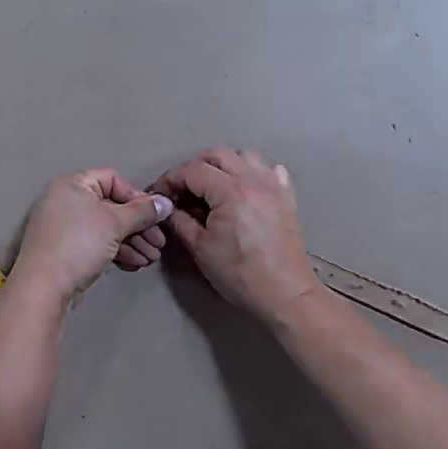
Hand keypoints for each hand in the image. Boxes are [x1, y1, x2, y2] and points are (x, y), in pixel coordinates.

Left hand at [13, 168, 173, 301]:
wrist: (44, 287)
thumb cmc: (79, 244)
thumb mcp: (115, 224)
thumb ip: (143, 211)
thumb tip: (166, 203)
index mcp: (73, 184)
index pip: (113, 180)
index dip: (137, 196)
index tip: (155, 215)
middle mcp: (67, 201)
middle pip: (112, 207)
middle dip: (139, 226)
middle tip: (159, 244)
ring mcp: (66, 227)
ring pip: (107, 228)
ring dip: (133, 242)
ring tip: (151, 259)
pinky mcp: (68, 250)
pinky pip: (98, 244)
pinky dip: (117, 251)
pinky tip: (135, 264)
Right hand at [141, 147, 322, 321]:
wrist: (284, 294)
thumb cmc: (239, 274)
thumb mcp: (200, 248)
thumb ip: (179, 222)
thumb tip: (167, 208)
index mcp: (230, 191)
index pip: (192, 170)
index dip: (170, 179)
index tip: (160, 194)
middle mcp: (254, 180)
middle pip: (218, 155)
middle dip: (194, 167)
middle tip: (182, 190)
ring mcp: (274, 186)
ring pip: (245, 156)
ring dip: (224, 165)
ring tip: (212, 187)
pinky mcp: (287, 197)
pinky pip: (270, 170)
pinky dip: (253, 172)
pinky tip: (245, 189)